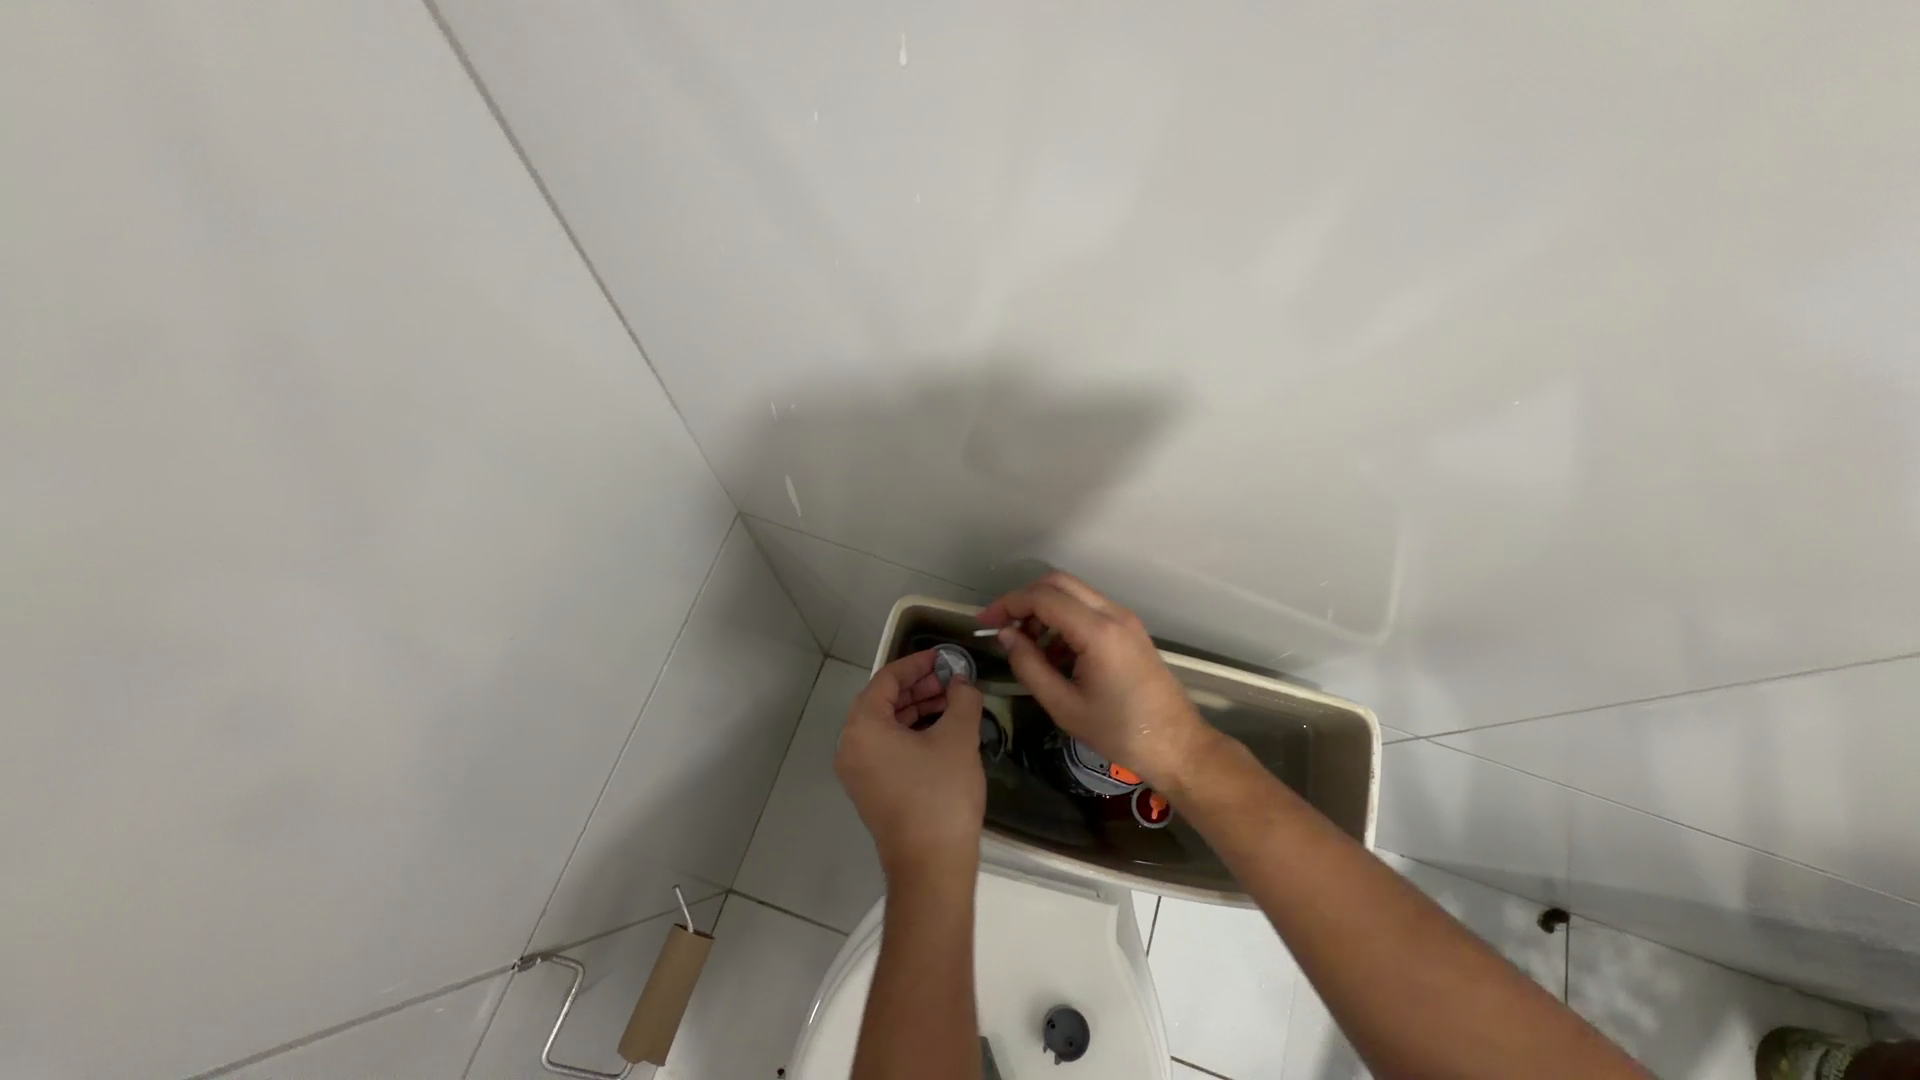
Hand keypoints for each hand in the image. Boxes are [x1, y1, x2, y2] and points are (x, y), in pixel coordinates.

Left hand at [835, 650, 985, 882]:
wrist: (931, 866)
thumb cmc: (941, 794)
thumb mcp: (958, 738)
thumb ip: (962, 700)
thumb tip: (961, 683)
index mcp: (863, 727)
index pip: (886, 679)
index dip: (917, 664)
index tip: (945, 656)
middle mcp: (851, 746)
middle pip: (883, 701)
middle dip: (919, 687)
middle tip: (953, 679)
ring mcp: (858, 772)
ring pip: (886, 726)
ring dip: (918, 710)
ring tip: (954, 703)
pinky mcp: (872, 791)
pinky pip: (888, 748)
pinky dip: (912, 734)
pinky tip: (943, 732)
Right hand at [979, 572, 1214, 791]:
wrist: (1177, 745)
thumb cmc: (1119, 732)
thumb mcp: (1064, 706)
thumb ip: (1029, 666)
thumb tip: (1006, 637)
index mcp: (1097, 631)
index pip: (1042, 597)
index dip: (1007, 605)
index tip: (984, 624)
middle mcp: (1113, 614)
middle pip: (1058, 583)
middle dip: (1024, 600)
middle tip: (1002, 628)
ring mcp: (1125, 620)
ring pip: (1074, 594)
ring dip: (1044, 611)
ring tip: (1026, 648)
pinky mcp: (1130, 631)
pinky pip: (1089, 610)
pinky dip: (1064, 621)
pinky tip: (1053, 655)